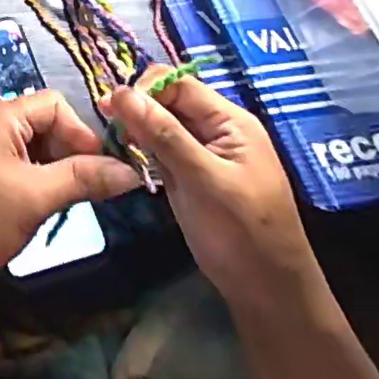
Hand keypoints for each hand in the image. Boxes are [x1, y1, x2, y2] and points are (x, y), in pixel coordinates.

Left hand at [0, 89, 141, 280]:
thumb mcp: (35, 198)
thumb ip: (82, 179)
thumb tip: (130, 171)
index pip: (54, 104)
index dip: (81, 133)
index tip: (98, 170)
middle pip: (46, 122)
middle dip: (71, 152)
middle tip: (86, 190)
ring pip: (36, 143)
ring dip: (57, 167)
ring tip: (66, 199)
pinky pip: (21, 157)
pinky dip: (39, 175)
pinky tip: (44, 202)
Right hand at [104, 69, 319, 305]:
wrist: (268, 295)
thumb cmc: (244, 234)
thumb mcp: (203, 181)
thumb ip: (164, 134)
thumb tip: (121, 92)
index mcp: (230, 121)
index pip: (177, 83)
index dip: (144, 89)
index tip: (112, 108)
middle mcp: (215, 128)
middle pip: (166, 99)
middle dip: (137, 108)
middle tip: (110, 128)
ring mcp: (201, 151)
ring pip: (158, 122)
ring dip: (136, 128)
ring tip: (117, 144)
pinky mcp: (188, 171)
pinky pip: (158, 146)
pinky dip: (141, 148)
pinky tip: (127, 156)